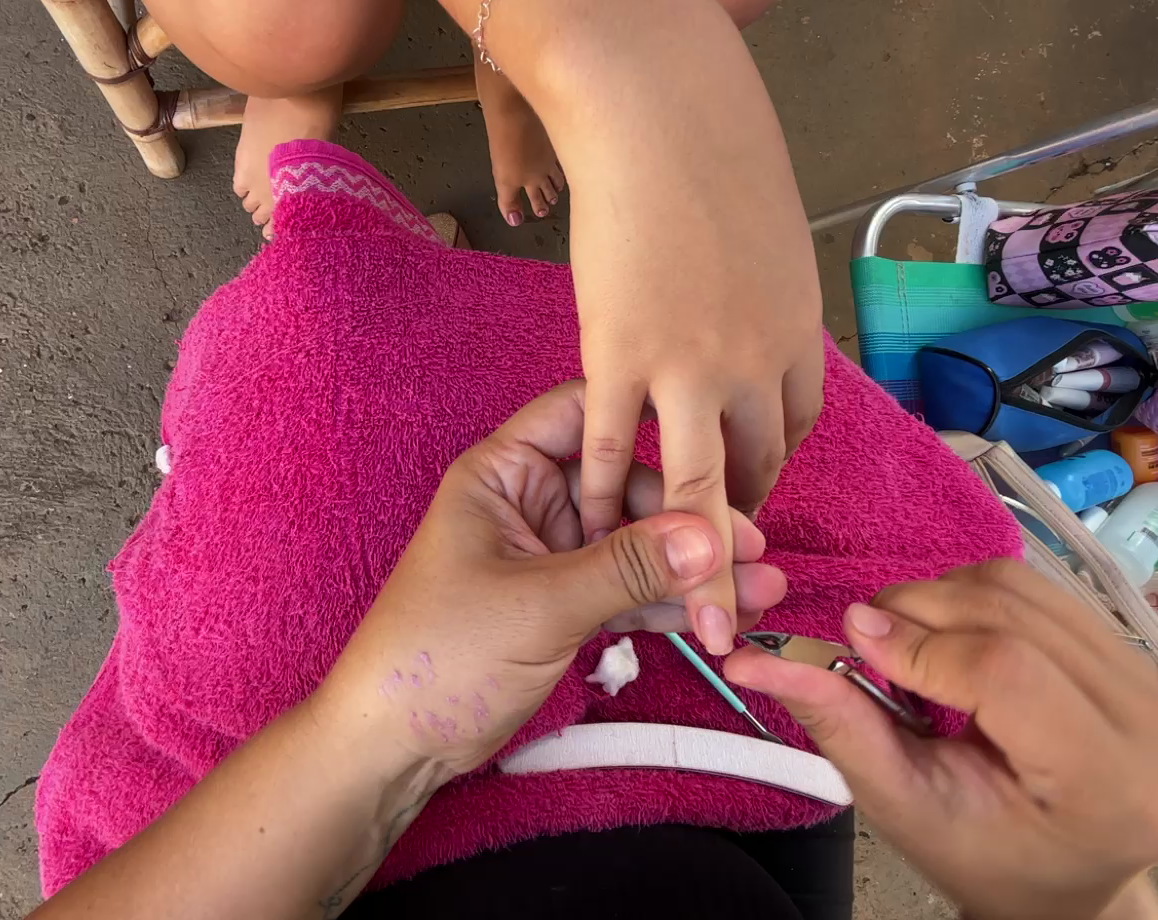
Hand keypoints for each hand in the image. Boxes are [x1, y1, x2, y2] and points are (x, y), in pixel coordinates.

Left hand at [318, 381, 785, 775]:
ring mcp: (552, 551)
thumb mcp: (538, 604)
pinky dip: (667, 603)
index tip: (708, 438)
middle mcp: (532, 499)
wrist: (397, 742)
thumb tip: (711, 536)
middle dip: (686, 519)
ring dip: (690, 567)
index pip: (580, 415)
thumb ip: (626, 568)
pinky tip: (721, 615)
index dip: (639, 419)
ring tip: (760, 589)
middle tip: (752, 549)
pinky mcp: (565, 598)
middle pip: (623, 486)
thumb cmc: (442, 653)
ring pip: (632, 543)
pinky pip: (625, 588)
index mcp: (505, 471)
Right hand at [555, 0, 825, 656]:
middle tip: (719, 551)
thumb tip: (739, 308)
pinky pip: (619, 444)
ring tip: (674, 588)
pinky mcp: (624, 354)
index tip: (751, 480)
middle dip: (742, 513)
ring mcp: (692, 363)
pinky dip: (609, 491)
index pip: (794, 421)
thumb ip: (759, 288)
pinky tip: (595, 523)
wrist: (662, 107)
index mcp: (795, 324)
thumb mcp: (765, 226)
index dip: (772, 462)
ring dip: (686, 541)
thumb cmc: (714, 149)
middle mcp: (758, 359)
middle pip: (758, 461)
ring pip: (697, 479)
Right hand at [724, 560, 1157, 919]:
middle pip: (1009, 613)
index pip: (1007, 671)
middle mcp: (1154, 726)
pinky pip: (1033, 585)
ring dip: (939, 598)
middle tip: (871, 646)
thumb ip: (833, 723)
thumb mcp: (896, 802)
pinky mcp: (1131, 653)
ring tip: (913, 647)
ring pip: (1017, 585)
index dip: (916, 644)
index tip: (850, 640)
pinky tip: (955, 641)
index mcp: (1111, 787)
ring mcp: (1154, 684)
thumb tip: (748, 658)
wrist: (1060, 875)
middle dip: (916, 611)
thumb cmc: (976, 851)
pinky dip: (969, 595)